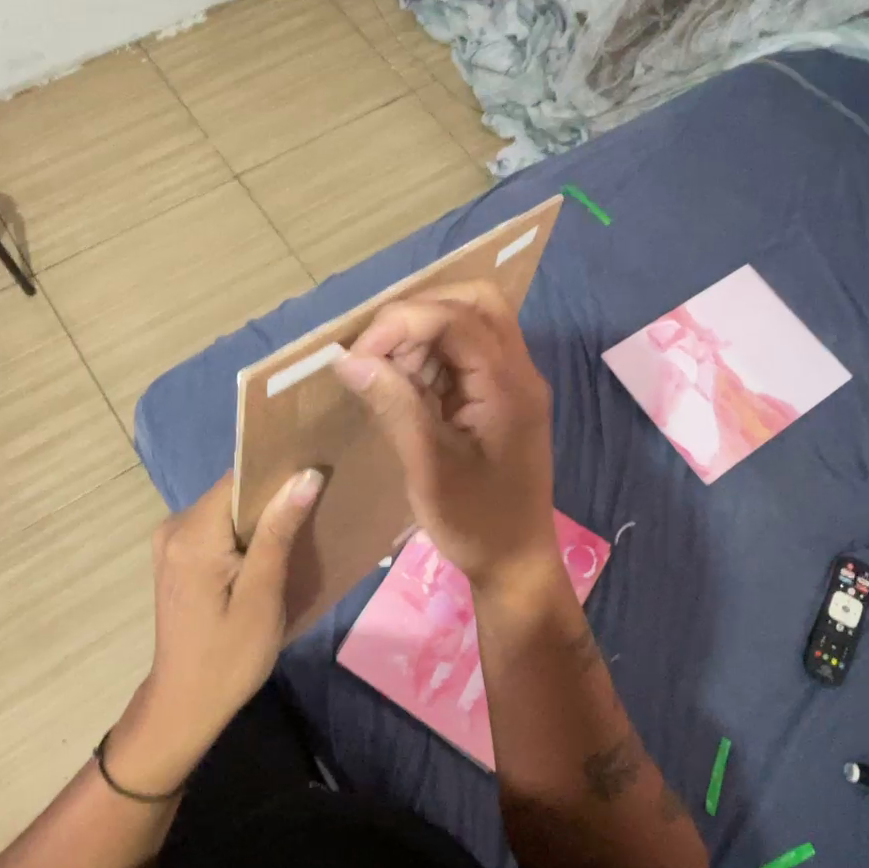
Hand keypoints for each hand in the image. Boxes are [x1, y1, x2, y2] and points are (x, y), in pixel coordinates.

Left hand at [107, 468, 323, 795]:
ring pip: (226, 509)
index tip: (318, 476)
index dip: (278, 474)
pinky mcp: (176, 556)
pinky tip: (270, 552)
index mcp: (192, 536)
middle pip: (232, 492)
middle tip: (317, 508)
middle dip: (273, 498)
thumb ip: (278, 533)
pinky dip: (244, 534)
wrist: (185, 704)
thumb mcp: (262, 597)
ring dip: (260, 518)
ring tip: (300, 530)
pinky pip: (216, 528)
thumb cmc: (229, 658)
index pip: (239, 479)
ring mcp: (170, 542)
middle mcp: (174, 528)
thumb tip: (305, 476)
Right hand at [332, 282, 558, 590]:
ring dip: (422, 335)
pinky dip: (432, 357)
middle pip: (474, 303)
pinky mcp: (502, 397)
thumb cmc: (476, 523)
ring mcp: (513, 383)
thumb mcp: (428, 467)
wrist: (517, 564)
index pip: (455, 317)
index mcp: (507, 385)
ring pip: (470, 323)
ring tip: (386, 373)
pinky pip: (467, 354)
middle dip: (417, 314)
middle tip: (376, 352)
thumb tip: (349, 359)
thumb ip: (394, 405)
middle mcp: (518, 371)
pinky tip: (406, 387)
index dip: (400, 323)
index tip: (357, 357)